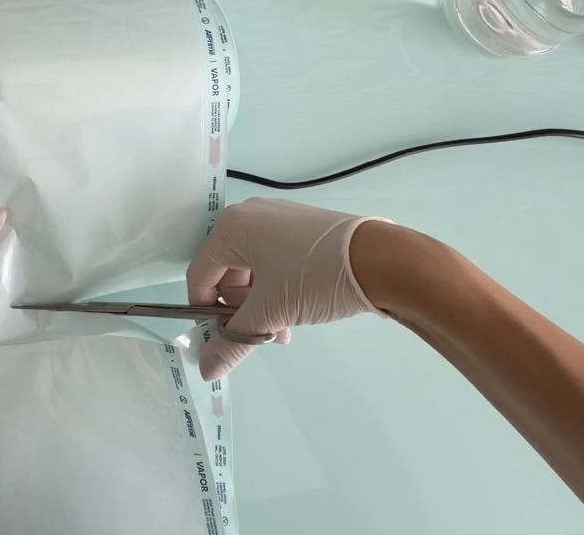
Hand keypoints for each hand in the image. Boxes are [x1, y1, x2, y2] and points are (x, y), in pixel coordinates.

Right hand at [187, 198, 386, 380]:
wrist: (383, 260)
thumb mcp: (270, 313)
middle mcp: (249, 215)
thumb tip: (206, 369)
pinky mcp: (302, 225)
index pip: (200, 273)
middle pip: (227, 272)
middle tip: (263, 336)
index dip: (204, 310)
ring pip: (253, 269)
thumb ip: (233, 341)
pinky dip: (279, 287)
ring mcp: (278, 217)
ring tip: (285, 331)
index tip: (223, 339)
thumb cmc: (314, 277)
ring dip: (262, 304)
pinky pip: (275, 258)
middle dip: (241, 310)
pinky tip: (299, 309)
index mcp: (231, 226)